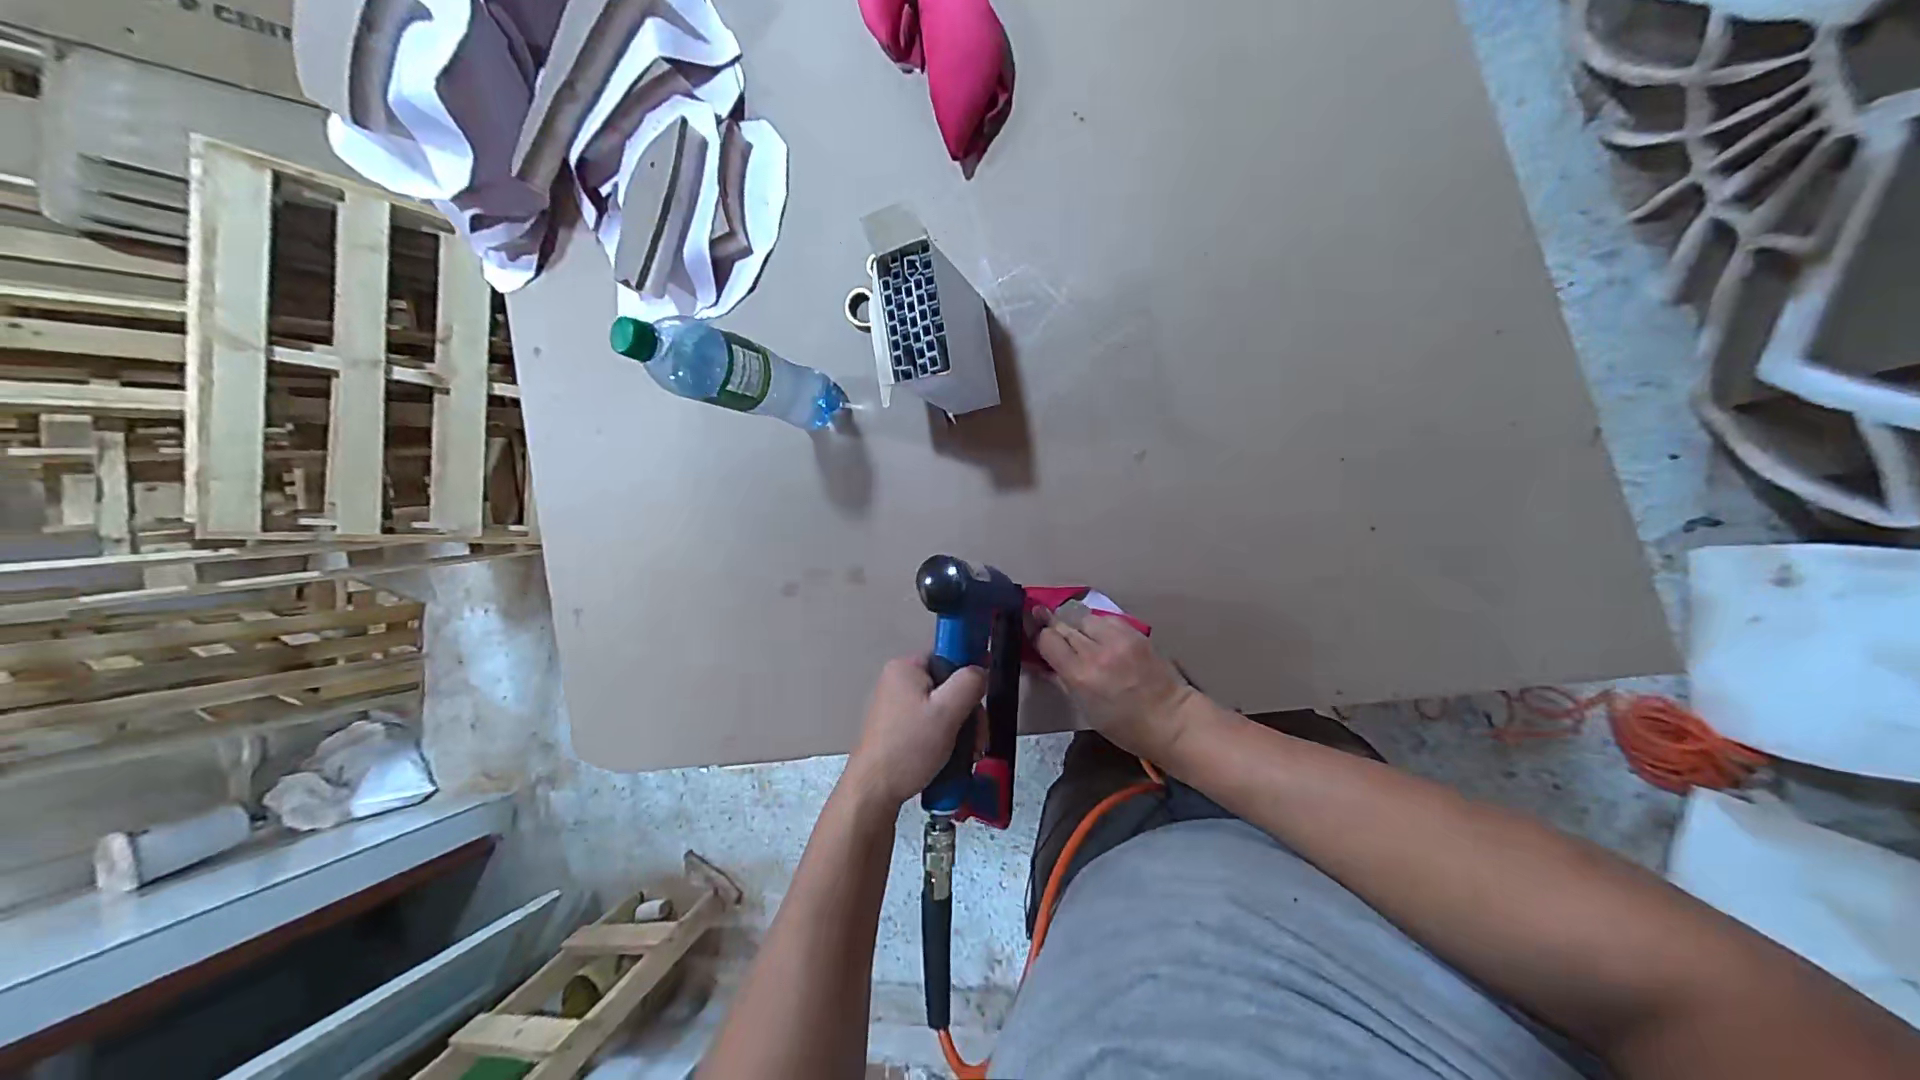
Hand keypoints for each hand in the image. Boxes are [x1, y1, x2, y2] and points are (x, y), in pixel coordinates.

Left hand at [843, 655, 987, 806]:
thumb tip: (980, 669)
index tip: (982, 698)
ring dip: (961, 730)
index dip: (969, 676)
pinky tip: (953, 758)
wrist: (874, 792)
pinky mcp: (898, 729)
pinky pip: (932, 724)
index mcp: (906, 668)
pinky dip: (946, 739)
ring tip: (967, 754)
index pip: (949, 657)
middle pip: (949, 686)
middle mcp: (898, 682)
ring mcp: (897, 707)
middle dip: (968, 713)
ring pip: (944, 709)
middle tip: (976, 738)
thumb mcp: (947, 711)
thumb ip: (969, 683)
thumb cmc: (909, 747)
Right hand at [1032, 606, 1197, 760]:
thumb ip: (1061, 679)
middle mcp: (1097, 651)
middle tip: (1042, 621)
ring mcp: (1118, 639)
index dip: (1037, 634)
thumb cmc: (1123, 725)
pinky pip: (1106, 620)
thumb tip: (1042, 661)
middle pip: (1063, 624)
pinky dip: (1099, 626)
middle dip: (1052, 625)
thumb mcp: (1084, 708)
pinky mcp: (1135, 633)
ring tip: (1079, 636)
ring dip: (1077, 625)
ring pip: (1084, 617)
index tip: (1032, 631)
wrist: (1171, 719)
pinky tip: (1101, 636)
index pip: (1047, 639)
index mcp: (1081, 675)